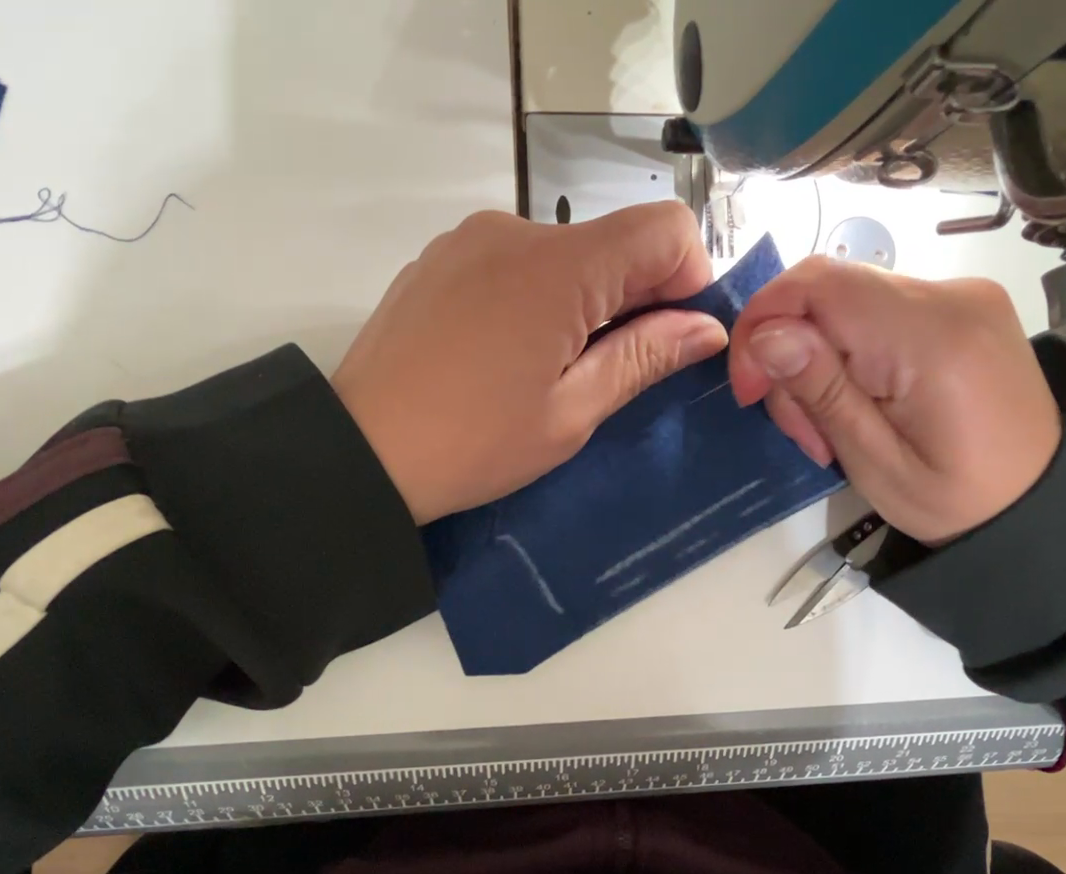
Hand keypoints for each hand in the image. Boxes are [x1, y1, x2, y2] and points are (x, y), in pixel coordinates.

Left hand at [332, 204, 728, 523]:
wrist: (358, 451)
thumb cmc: (474, 443)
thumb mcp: (571, 413)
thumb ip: (644, 357)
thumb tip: (706, 327)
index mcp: (559, 266)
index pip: (664, 230)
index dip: (687, 279)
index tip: (666, 338)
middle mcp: (515, 229)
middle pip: (612, 240)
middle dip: (633, 297)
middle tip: (606, 370)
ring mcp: (469, 239)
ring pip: (563, 252)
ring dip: (581, 299)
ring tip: (543, 368)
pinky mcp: (439, 257)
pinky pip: (513, 261)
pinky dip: (533, 295)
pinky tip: (502, 352)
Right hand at [726, 258, 1059, 544]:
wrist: (1044, 502)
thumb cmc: (959, 501)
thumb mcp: (876, 465)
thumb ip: (823, 391)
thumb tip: (767, 333)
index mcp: (932, 337)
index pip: (818, 283)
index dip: (763, 322)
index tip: (749, 389)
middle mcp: (950, 295)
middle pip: (827, 290)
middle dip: (790, 353)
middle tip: (802, 429)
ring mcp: (960, 295)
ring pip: (846, 301)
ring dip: (818, 359)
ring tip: (833, 430)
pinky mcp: (961, 306)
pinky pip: (877, 311)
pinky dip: (850, 353)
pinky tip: (861, 403)